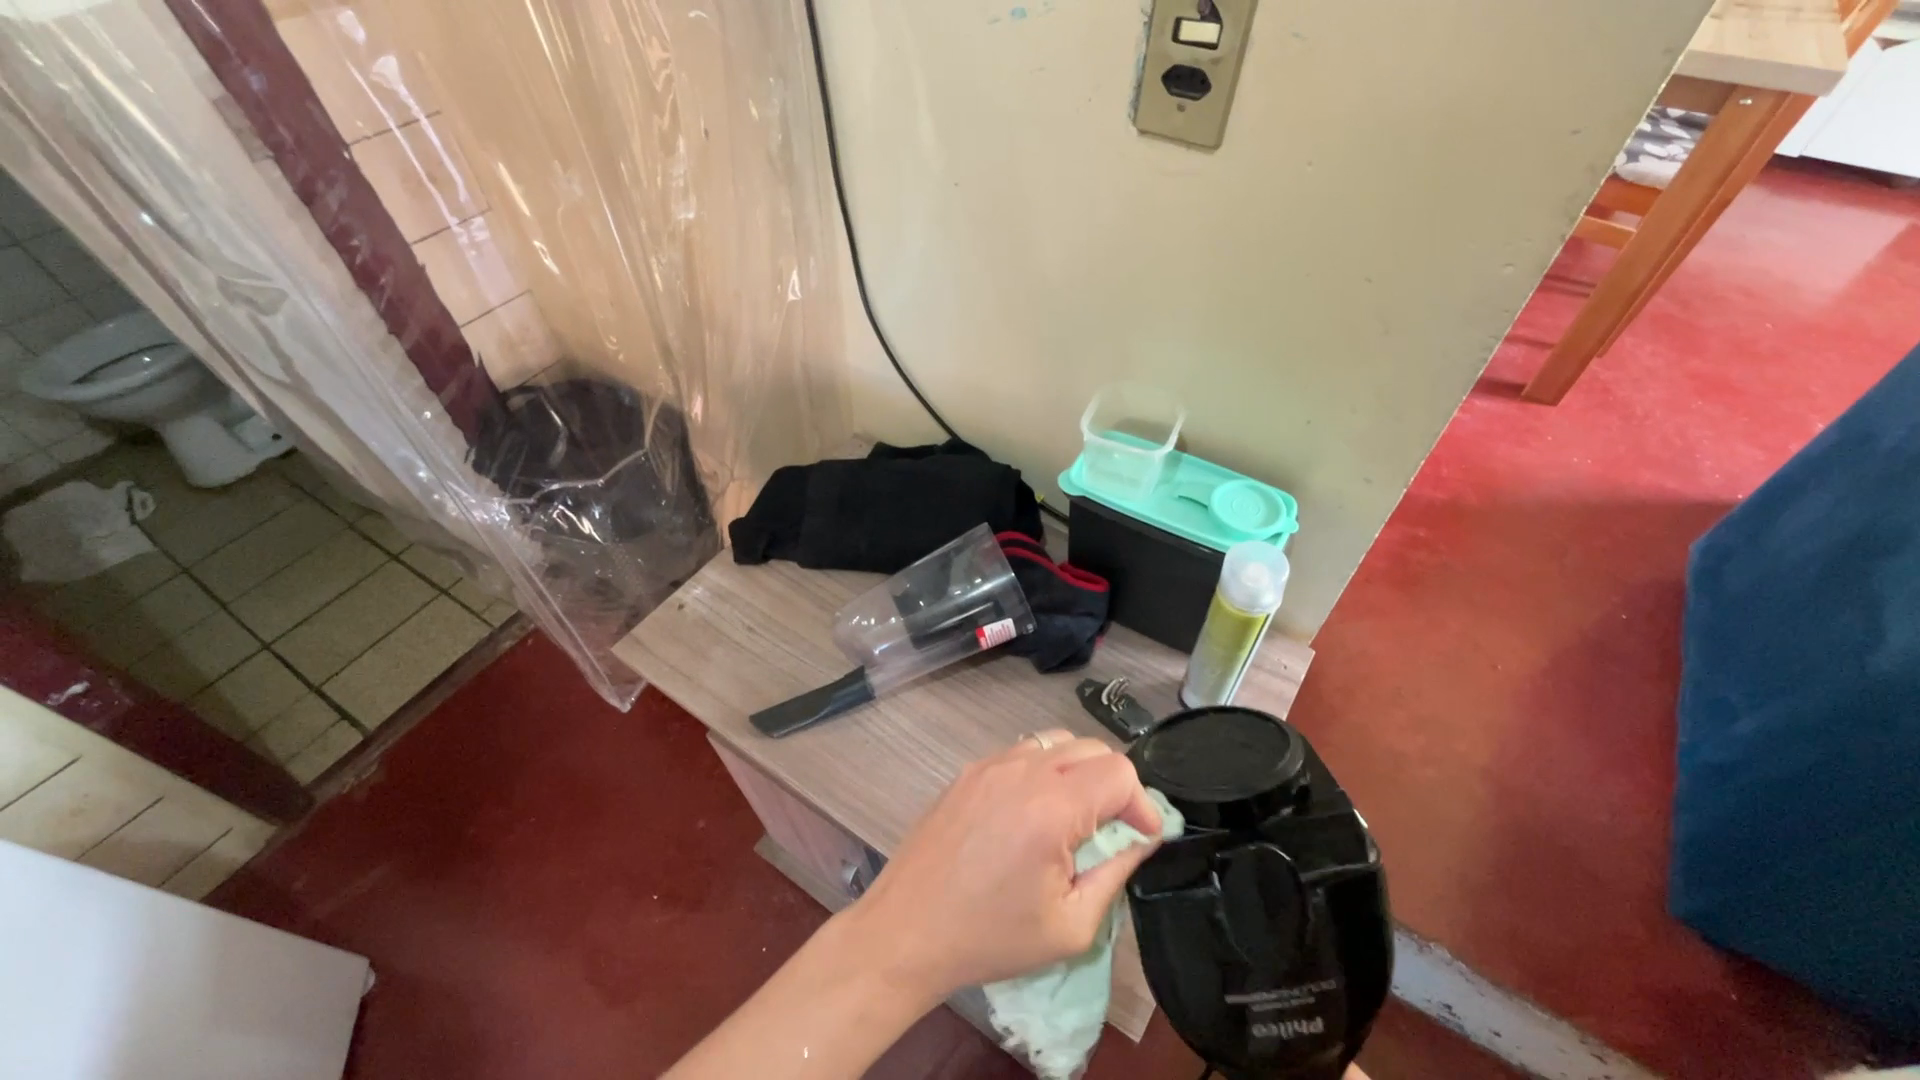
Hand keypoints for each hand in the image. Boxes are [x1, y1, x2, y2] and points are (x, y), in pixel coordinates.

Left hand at [839, 729, 1164, 1001]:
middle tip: (1110, 834)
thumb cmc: (990, 939)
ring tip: (1073, 822)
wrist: (905, 934)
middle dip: (1115, 786)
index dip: (1142, 804)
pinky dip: (1044, 771)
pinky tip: (1033, 815)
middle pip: (1093, 748)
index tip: (1140, 839)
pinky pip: (1022, 753)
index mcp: (1050, 807)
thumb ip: (1116, 872)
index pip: (1120, 771)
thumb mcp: (1070, 925)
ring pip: (1057, 742)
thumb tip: (1143, 837)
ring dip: (1079, 773)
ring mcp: (989, 765)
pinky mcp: (968, 772)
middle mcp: (1021, 771)